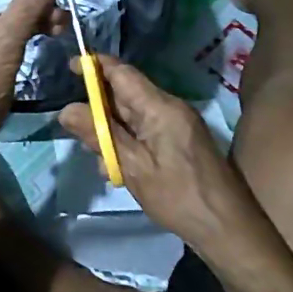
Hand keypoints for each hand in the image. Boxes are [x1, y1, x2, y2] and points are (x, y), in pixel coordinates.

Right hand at [58, 57, 268, 252]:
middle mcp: (171, 106)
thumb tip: (66, 109)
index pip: (122, 72)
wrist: (226, 226)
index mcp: (160, 106)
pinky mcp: (181, 138)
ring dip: (112, 129)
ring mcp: (178, 122)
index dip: (95, 66)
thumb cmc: (178, 196)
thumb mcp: (132, 168)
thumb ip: (100, 135)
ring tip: (99, 157)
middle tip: (77, 130)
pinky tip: (119, 167)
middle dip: (99, 107)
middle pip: (127, 92)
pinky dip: (128, 140)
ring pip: (134, 113)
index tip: (69, 68)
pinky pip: (147, 127)